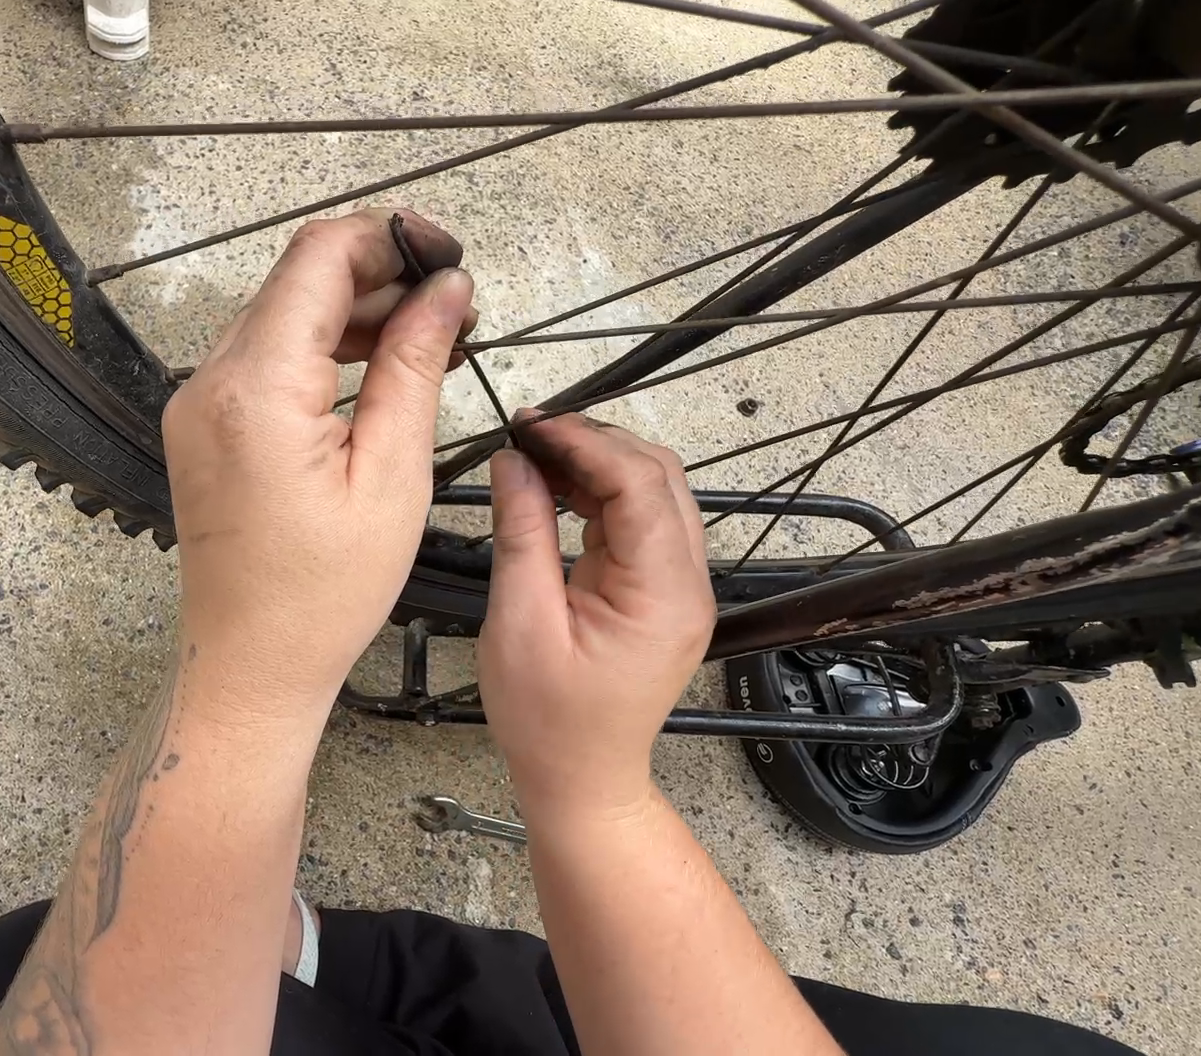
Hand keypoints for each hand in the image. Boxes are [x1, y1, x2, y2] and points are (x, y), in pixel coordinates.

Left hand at [162, 209, 475, 712]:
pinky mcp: (201, 427)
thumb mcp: (392, 476)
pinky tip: (369, 369)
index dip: (388, 239)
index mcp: (256, 390)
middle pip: (296, 282)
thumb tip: (444, 291)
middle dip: (377, 276)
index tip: (445, 255)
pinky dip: (317, 352)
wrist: (250, 663)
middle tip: (450, 306)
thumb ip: (414, 366)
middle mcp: (209, 383)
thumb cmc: (323, 594)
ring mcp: (195, 404)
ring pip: (279, 317)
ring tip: (423, 339)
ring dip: (350, 314)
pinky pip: (262, 361)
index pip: (318, 258)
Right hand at [476, 414, 714, 819]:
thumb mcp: (519, 620)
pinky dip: (598, 495)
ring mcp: (678, 587)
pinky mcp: (659, 592)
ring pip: (652, 493)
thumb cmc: (545, 716)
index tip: (529, 424)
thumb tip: (512, 462)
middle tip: (527, 432)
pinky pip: (637, 523)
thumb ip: (521, 532)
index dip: (584, 441)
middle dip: (593, 442)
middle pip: (657, 478)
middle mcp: (687, 583)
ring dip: (596, 463)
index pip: (638, 484)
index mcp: (662, 593)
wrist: (580, 777)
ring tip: (534, 453)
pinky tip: (555, 487)